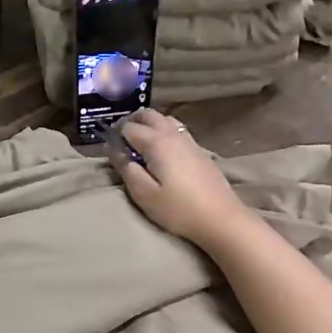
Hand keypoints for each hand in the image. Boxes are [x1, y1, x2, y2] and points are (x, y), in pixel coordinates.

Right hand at [116, 109, 255, 249]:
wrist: (221, 218)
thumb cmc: (178, 209)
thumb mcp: (144, 194)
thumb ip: (126, 168)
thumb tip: (112, 149)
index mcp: (156, 142)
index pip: (128, 127)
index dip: (116, 135)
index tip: (110, 149)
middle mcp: (172, 134)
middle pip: (148, 114)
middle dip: (131, 122)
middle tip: (122, 141)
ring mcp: (189, 140)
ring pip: (164, 119)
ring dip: (149, 124)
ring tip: (141, 143)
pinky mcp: (199, 149)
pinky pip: (176, 129)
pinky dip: (163, 130)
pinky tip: (162, 149)